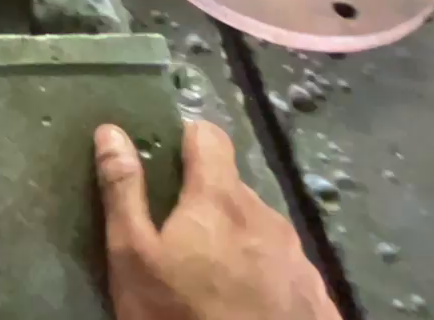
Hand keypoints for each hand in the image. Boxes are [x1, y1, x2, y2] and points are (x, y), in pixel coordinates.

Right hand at [95, 121, 340, 319]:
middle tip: (179, 240)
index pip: (209, 137)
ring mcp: (302, 265)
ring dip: (237, 238)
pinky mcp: (322, 307)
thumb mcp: (132, 257)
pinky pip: (287, 269)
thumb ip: (122, 189)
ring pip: (261, 228)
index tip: (167, 167)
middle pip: (233, 187)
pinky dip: (266, 275)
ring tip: (213, 279)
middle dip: (206, 200)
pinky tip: (248, 308)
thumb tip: (112, 132)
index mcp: (221, 201)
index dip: (186, 142)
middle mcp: (269, 220)